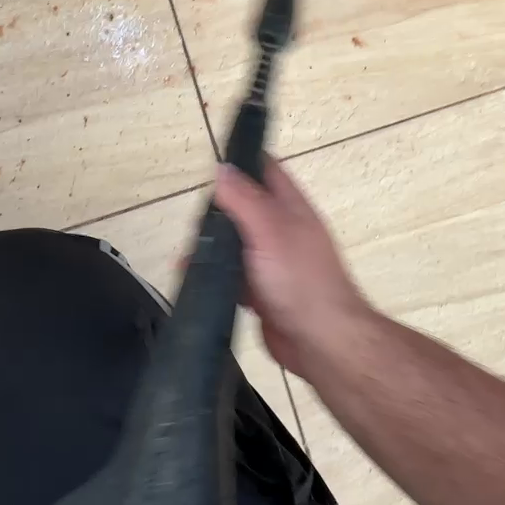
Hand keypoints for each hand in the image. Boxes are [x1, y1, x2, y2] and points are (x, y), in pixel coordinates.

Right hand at [214, 159, 372, 377]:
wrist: (319, 341)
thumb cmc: (298, 278)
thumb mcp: (269, 229)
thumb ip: (244, 199)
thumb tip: (222, 168)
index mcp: (291, 206)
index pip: (266, 170)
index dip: (242, 162)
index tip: (211, 164)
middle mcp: (283, 229)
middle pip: (245, 207)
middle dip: (218, 211)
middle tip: (193, 221)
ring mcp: (273, 261)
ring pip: (237, 244)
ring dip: (213, 246)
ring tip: (185, 254)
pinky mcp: (263, 290)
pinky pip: (234, 276)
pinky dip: (215, 275)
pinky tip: (193, 278)